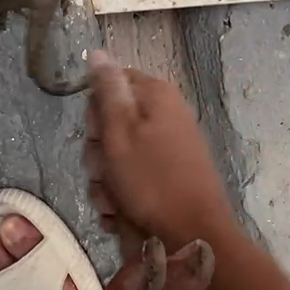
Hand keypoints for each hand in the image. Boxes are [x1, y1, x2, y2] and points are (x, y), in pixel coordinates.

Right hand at [86, 50, 233, 252]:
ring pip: (118, 155)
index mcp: (156, 95)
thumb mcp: (120, 132)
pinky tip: (122, 214)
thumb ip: (107, 90)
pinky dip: (123, 196)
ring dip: (107, 181)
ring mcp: (169, 146)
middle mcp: (165, 114)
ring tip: (115, 202)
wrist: (194, 237)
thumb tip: (99, 52)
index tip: (96, 136)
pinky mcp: (169, 175)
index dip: (95, 112)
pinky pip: (133, 177)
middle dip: (99, 153)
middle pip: (112, 122)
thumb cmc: (152, 181)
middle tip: (104, 171)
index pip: (109, 84)